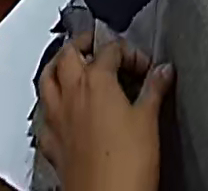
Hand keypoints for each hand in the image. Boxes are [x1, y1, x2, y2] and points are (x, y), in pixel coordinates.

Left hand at [39, 34, 171, 190]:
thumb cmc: (125, 165)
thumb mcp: (149, 119)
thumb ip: (155, 88)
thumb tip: (163, 71)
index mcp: (96, 81)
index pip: (110, 49)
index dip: (131, 52)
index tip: (145, 66)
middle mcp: (71, 96)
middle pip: (68, 54)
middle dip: (83, 43)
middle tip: (98, 43)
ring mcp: (58, 122)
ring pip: (47, 80)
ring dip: (59, 65)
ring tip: (73, 62)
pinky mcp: (52, 147)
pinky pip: (44, 115)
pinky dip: (51, 103)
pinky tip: (62, 108)